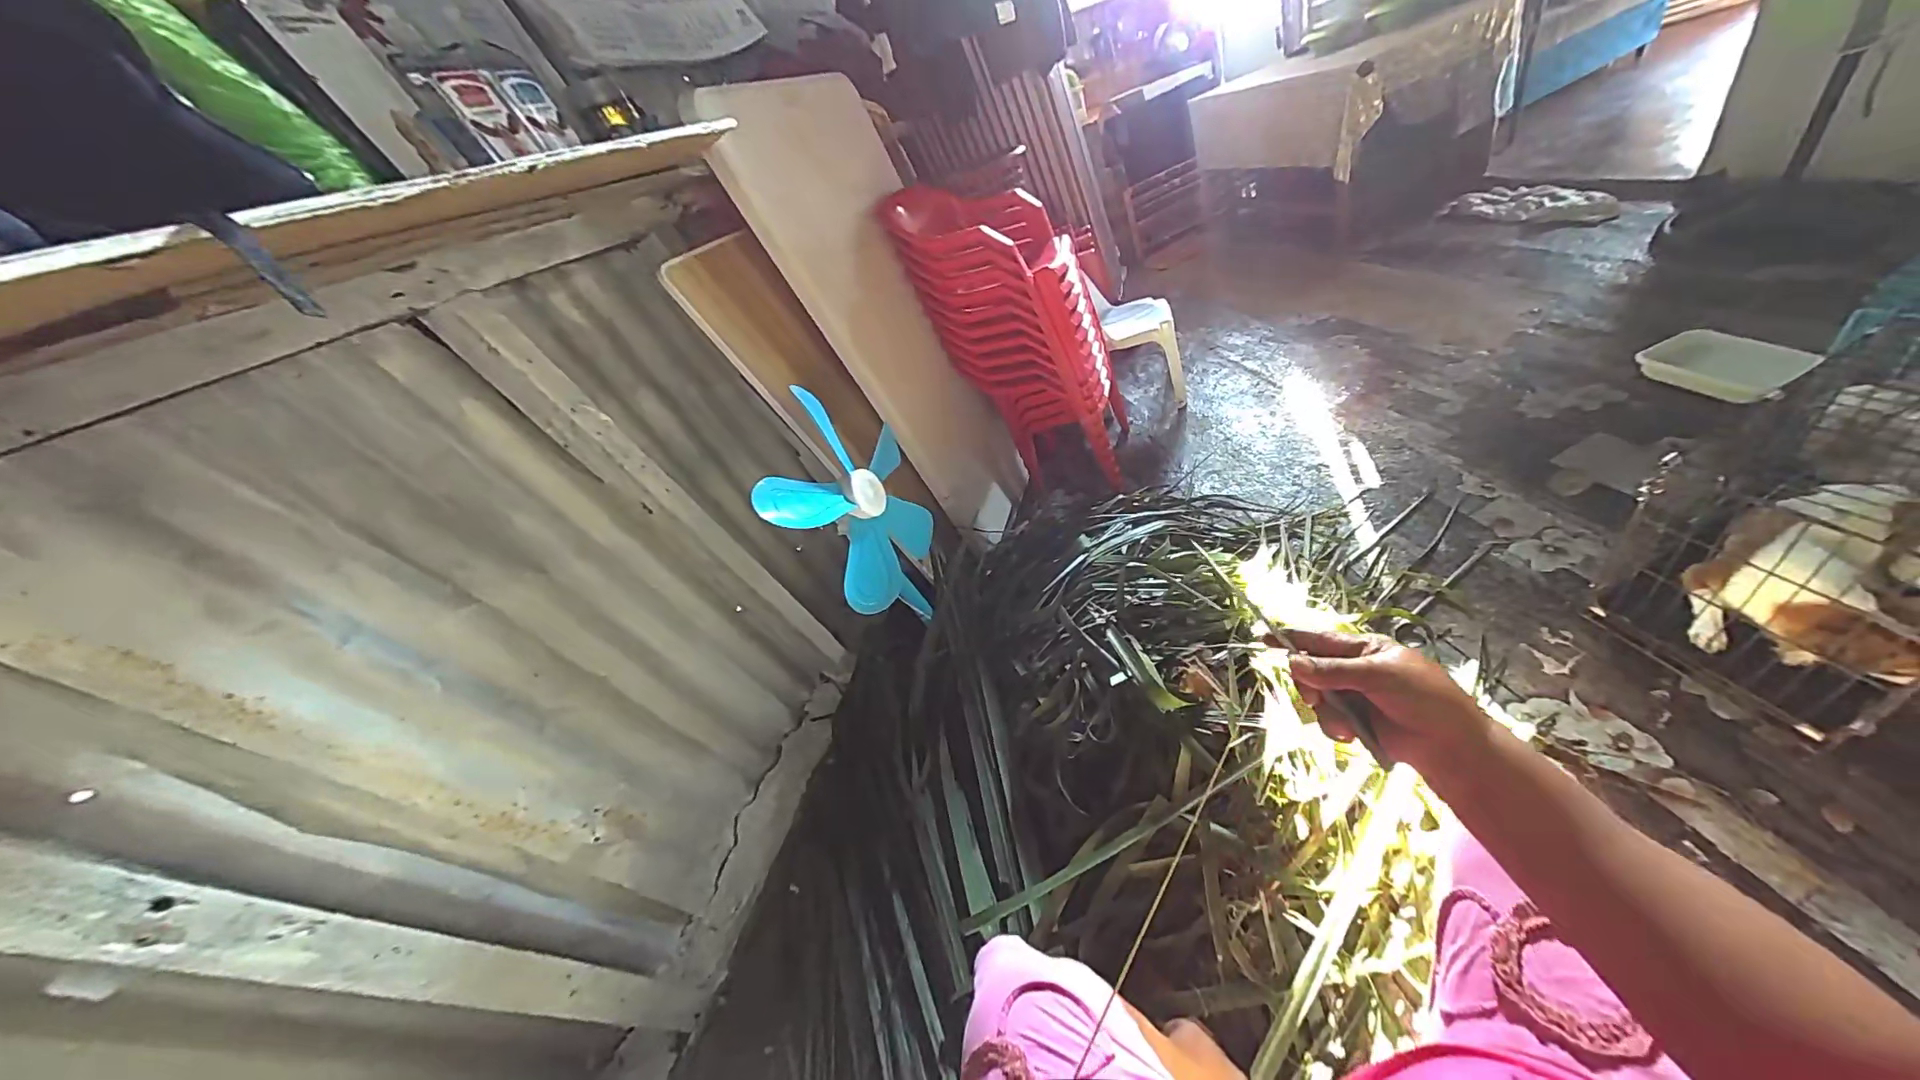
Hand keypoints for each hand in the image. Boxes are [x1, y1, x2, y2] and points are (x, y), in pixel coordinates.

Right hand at [1283, 629, 1493, 771]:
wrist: (1452, 745)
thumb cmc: (1425, 699)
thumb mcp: (1379, 676)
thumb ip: (1334, 670)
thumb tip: (1292, 662)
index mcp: (1363, 649)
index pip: (1319, 639)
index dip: (1292, 638)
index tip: (1263, 637)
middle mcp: (1354, 670)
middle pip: (1310, 670)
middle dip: (1309, 684)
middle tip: (1315, 697)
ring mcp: (1354, 696)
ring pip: (1317, 698)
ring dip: (1327, 711)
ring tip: (1347, 724)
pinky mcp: (1356, 721)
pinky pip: (1328, 720)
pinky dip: (1335, 728)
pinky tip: (1353, 735)